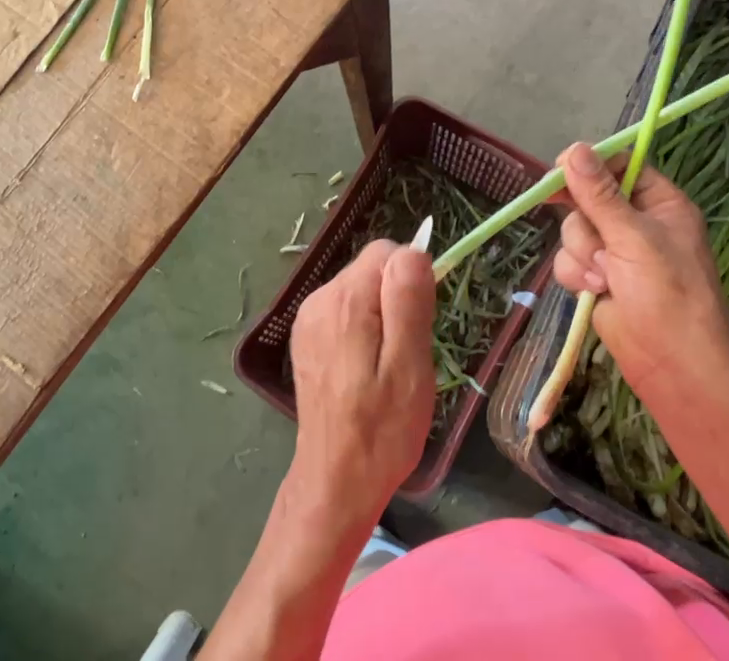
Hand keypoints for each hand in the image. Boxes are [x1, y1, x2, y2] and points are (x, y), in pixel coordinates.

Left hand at [286, 240, 434, 524]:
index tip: (421, 324)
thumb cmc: (382, 428)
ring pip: (360, 291)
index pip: (387, 251)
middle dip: (398, 299)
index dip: (414, 280)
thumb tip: (415, 249)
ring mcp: (308, 320)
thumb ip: (409, 302)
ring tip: (389, 367)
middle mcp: (319, 300)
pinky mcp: (307, 340)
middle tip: (408, 353)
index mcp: (344, 300)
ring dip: (382, 317)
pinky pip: (345, 313)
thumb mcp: (409, 365)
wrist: (335, 479)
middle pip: (372, 269)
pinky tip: (368, 371)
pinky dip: (364, 331)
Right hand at [552, 143, 728, 392]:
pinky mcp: (597, 278)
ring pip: (573, 231)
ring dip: (582, 255)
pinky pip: (568, 260)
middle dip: (586, 226)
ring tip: (605, 280)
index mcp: (660, 204)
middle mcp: (636, 223)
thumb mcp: (634, 239)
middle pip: (586, 199)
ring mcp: (615, 252)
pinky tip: (594, 292)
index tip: (558, 170)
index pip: (619, 166)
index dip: (588, 166)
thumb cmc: (669, 296)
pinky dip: (576, 275)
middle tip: (597, 243)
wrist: (674, 367)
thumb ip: (599, 195)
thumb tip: (574, 149)